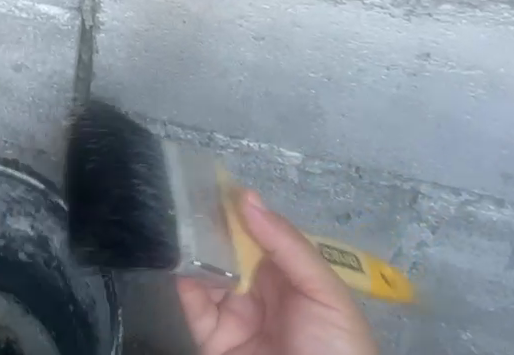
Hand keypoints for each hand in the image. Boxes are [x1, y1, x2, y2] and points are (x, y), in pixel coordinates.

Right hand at [175, 191, 379, 354]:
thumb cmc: (337, 351)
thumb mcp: (327, 295)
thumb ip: (287, 245)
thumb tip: (245, 196)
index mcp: (291, 278)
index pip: (260, 233)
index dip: (239, 208)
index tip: (214, 177)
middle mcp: (259, 291)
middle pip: (228, 248)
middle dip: (209, 222)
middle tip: (186, 190)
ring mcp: (234, 315)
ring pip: (206, 270)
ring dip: (191, 245)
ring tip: (176, 216)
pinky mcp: (211, 338)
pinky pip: (192, 302)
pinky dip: (181, 277)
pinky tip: (177, 255)